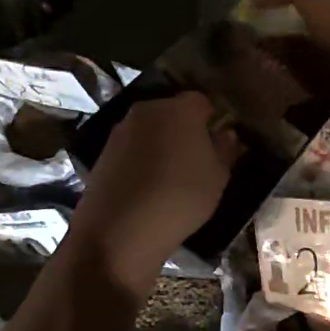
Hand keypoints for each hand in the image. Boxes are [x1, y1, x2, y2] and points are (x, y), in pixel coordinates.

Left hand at [70, 92, 238, 280]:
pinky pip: (133, 147)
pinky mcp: (103, 151)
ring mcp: (121, 129)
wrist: (119, 229)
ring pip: (151, 129)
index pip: (203, 101)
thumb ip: (225, 150)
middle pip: (173, 111)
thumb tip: (225, 134)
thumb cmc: (181, 197)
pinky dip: (142, 158)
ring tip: (172, 175)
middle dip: (186, 129)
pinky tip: (148, 185)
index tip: (218, 142)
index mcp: (181, 109)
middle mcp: (148, 110)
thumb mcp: (218, 177)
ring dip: (162, 143)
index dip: (212, 119)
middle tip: (197, 158)